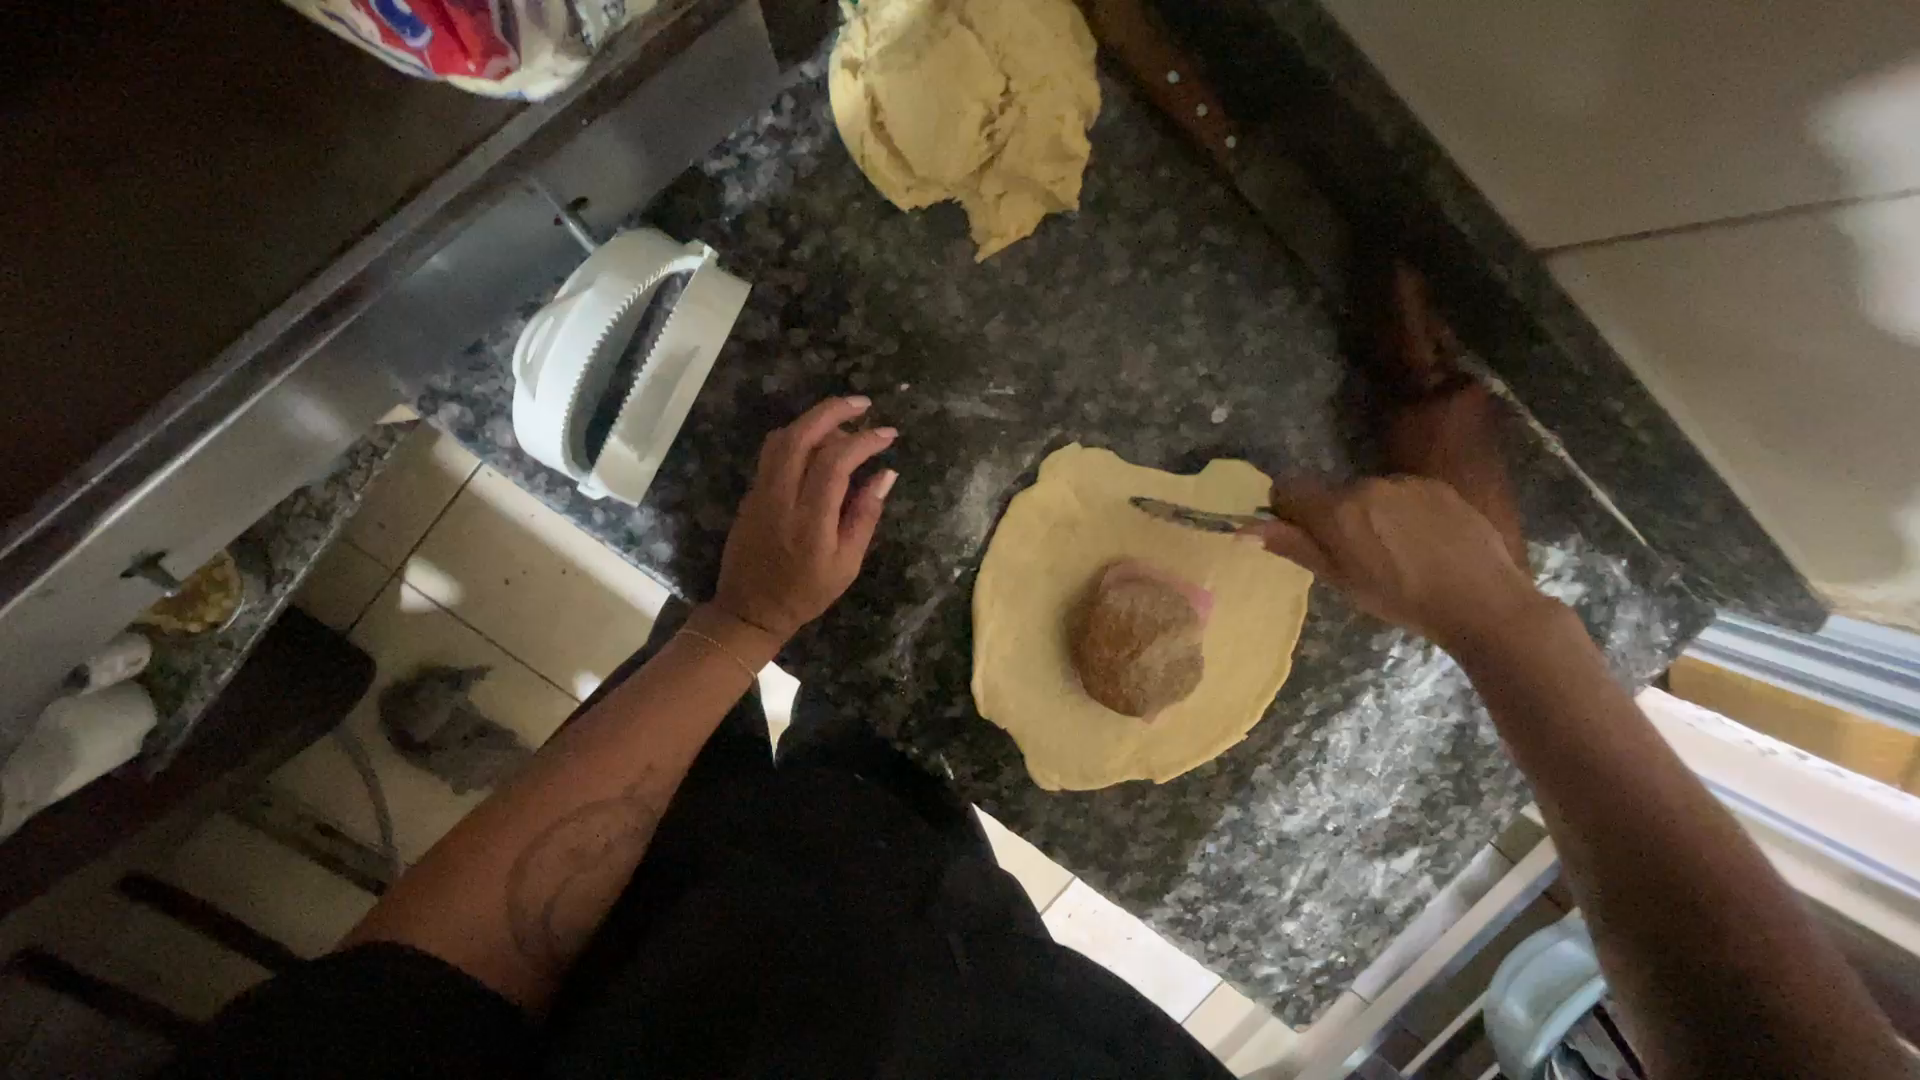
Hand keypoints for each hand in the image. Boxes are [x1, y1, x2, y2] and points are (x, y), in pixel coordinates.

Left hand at [711, 396, 897, 641]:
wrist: (750, 610)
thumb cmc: (806, 593)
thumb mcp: (846, 564)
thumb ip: (865, 516)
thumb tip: (886, 475)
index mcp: (810, 520)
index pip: (836, 463)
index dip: (864, 441)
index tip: (888, 435)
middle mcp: (781, 498)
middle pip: (802, 436)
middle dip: (833, 411)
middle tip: (863, 404)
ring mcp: (760, 492)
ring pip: (782, 439)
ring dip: (813, 421)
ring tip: (842, 422)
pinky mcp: (750, 493)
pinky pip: (772, 452)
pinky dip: (797, 436)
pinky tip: (817, 442)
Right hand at [1247, 475, 1554, 651]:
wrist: (1482, 601)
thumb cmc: (1401, 599)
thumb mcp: (1340, 580)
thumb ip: (1295, 546)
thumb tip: (1246, 528)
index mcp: (1336, 510)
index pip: (1289, 488)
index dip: (1288, 510)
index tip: (1303, 536)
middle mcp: (1366, 485)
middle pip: (1332, 494)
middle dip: (1335, 517)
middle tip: (1357, 557)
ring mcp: (1405, 483)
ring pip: (1369, 494)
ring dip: (1371, 515)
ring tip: (1397, 553)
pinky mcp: (1437, 486)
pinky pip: (1404, 493)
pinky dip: (1404, 512)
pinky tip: (1425, 543)